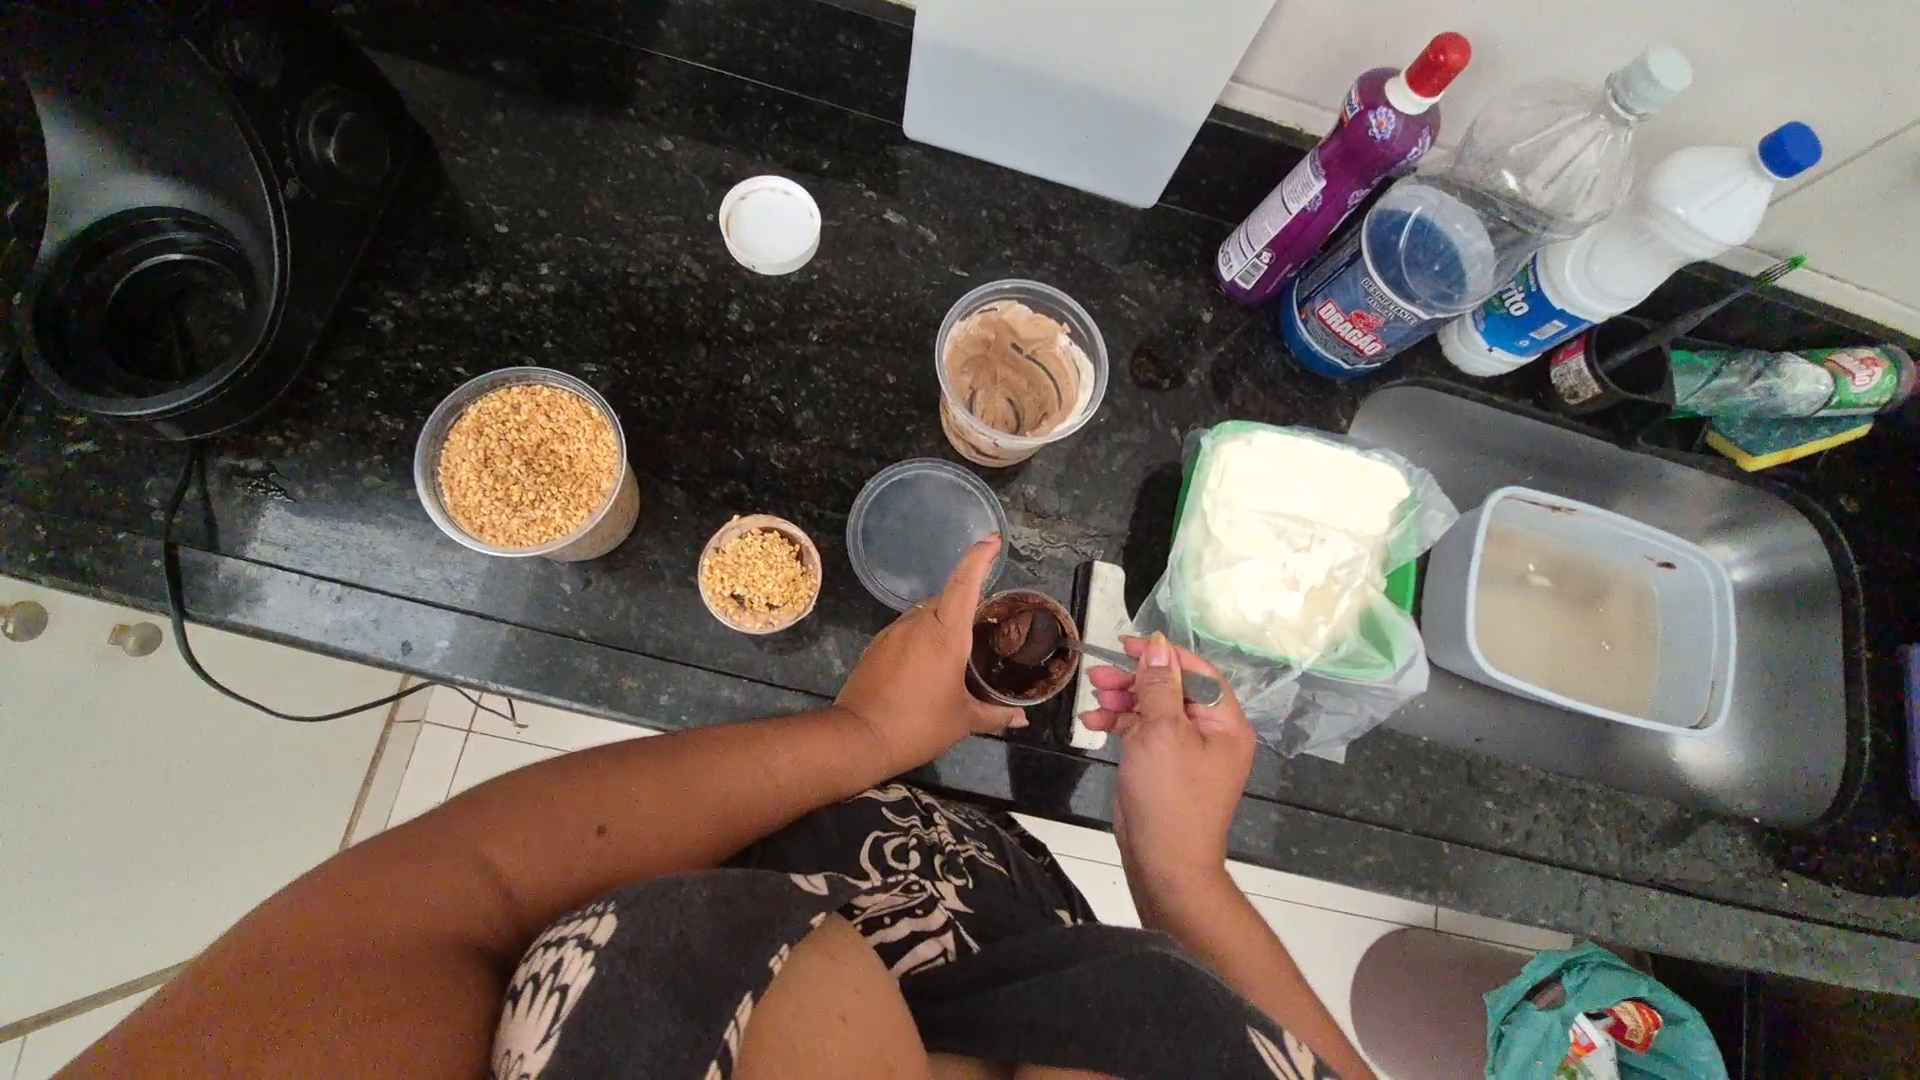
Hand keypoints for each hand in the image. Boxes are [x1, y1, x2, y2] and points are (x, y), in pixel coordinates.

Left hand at [835, 536, 1025, 772]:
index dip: (980, 558)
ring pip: (926, 615)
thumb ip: (996, 715)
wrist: (859, 738)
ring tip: (960, 652)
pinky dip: (924, 638)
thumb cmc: (918, 726)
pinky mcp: (878, 645)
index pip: (965, 583)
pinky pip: (908, 631)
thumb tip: (1022, 718)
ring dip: (944, 624)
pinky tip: (930, 665)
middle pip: (947, 598)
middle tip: (987, 625)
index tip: (993, 541)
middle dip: (967, 604)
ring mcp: (894, 632)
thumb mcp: (964, 722)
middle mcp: (919, 624)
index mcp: (946, 634)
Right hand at [1080, 634, 1255, 894]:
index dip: (1161, 655)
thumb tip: (1159, 644)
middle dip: (1134, 680)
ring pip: (1152, 709)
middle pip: (1171, 689)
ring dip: (1122, 700)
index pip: (1197, 673)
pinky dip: (1119, 724)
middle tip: (1098, 675)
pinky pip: (1142, 732)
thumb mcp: (1162, 731)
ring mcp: (1186, 751)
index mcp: (1225, 723)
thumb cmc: (1170, 795)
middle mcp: (1211, 733)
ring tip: (1093, 697)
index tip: (1125, 645)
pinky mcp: (1162, 765)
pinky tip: (1093, 722)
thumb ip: (1158, 685)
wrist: (1164, 863)